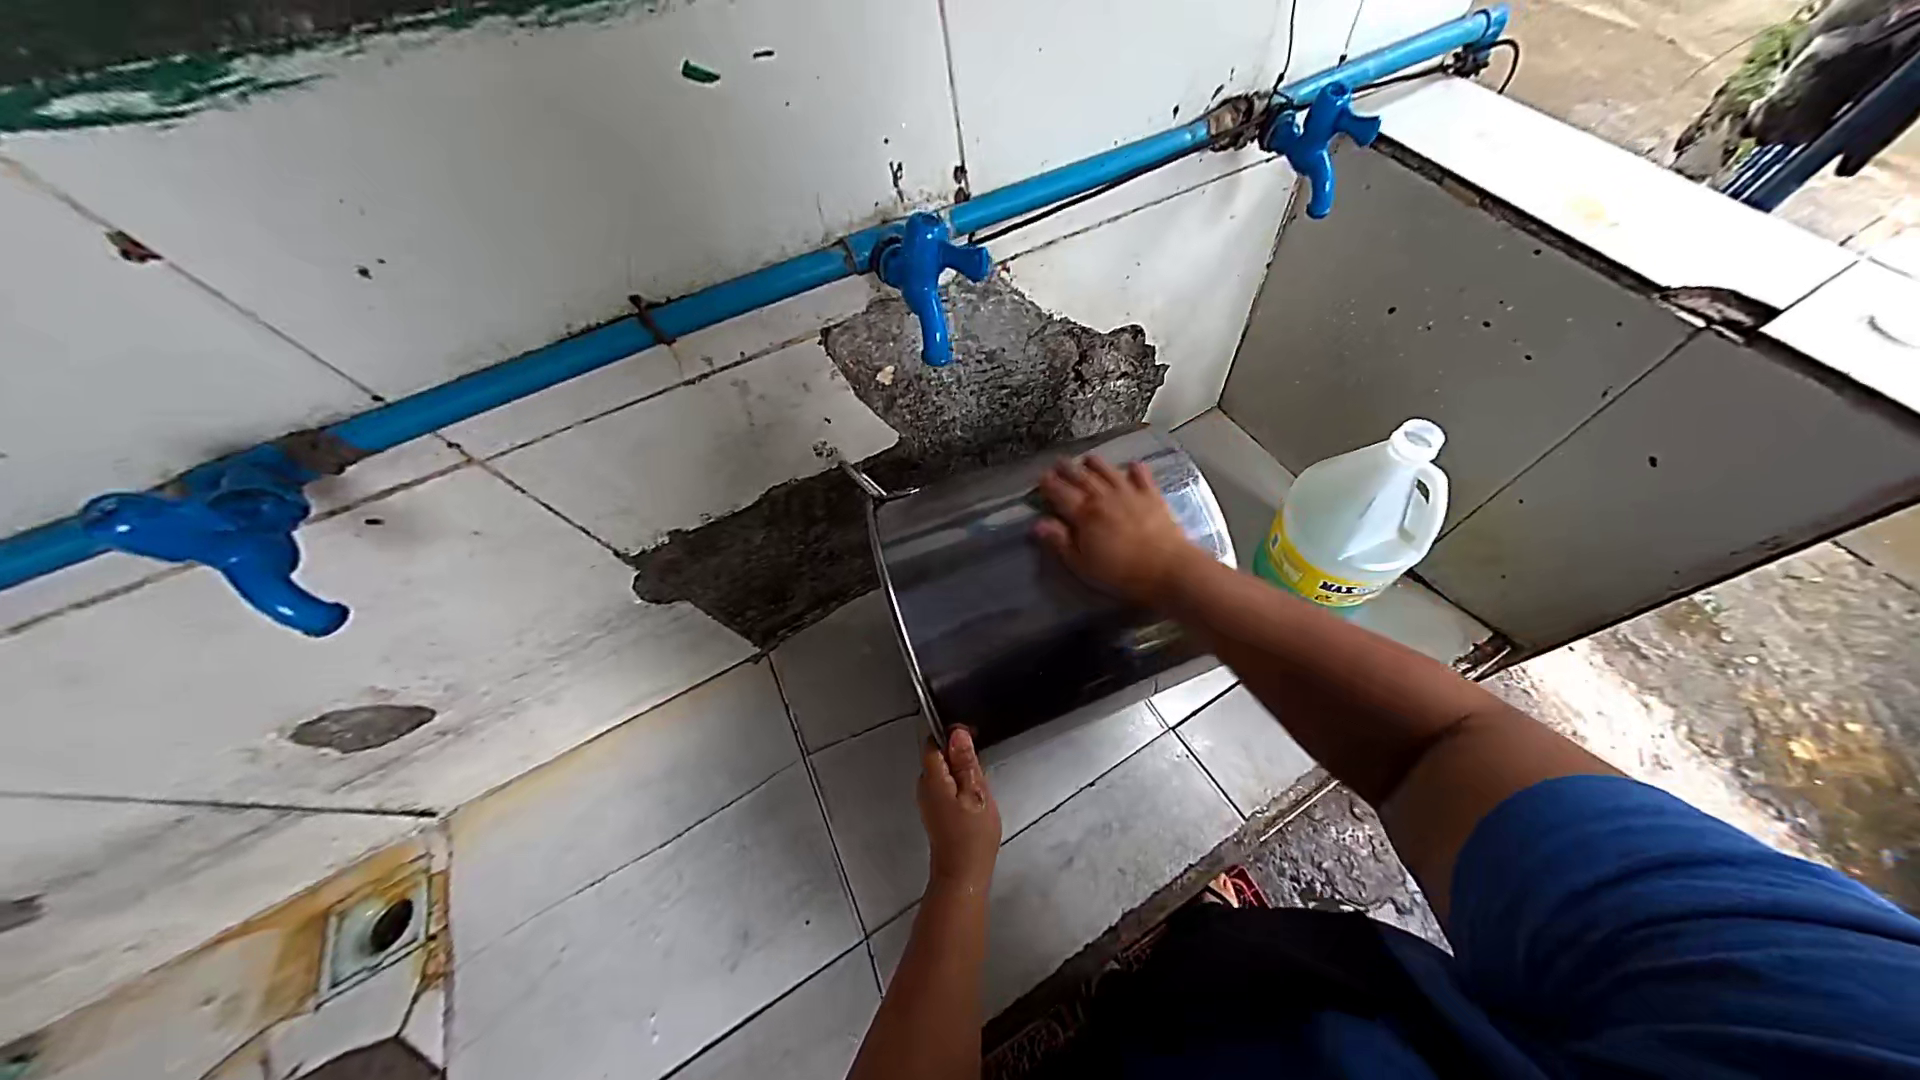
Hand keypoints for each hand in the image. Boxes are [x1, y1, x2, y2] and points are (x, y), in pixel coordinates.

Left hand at [918, 727, 1000, 895]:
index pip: (934, 741)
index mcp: (932, 779)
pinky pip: (945, 784)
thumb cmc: (972, 837)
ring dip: (960, 769)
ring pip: (943, 770)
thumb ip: (965, 762)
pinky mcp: (934, 810)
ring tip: (979, 784)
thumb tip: (957, 734)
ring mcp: (928, 799)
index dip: (952, 734)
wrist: (963, 876)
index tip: (972, 736)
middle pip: (938, 755)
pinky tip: (973, 797)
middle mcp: (924, 786)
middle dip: (959, 753)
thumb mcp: (976, 793)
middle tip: (980, 766)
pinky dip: (958, 783)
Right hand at [1034, 455, 1199, 607]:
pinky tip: (1133, 465)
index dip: (1049, 485)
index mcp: (1084, 514)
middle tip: (1059, 462)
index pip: (1061, 494)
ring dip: (1097, 464)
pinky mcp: (1152, 497)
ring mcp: (1130, 494)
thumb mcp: (1082, 564)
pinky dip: (1135, 469)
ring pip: (1108, 472)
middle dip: (1068, 469)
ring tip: (1088, 458)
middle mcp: (1104, 497)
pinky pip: (1142, 477)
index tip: (1041, 478)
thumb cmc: (1120, 572)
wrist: (1167, 568)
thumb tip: (1037, 524)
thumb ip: (1059, 542)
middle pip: (1082, 478)